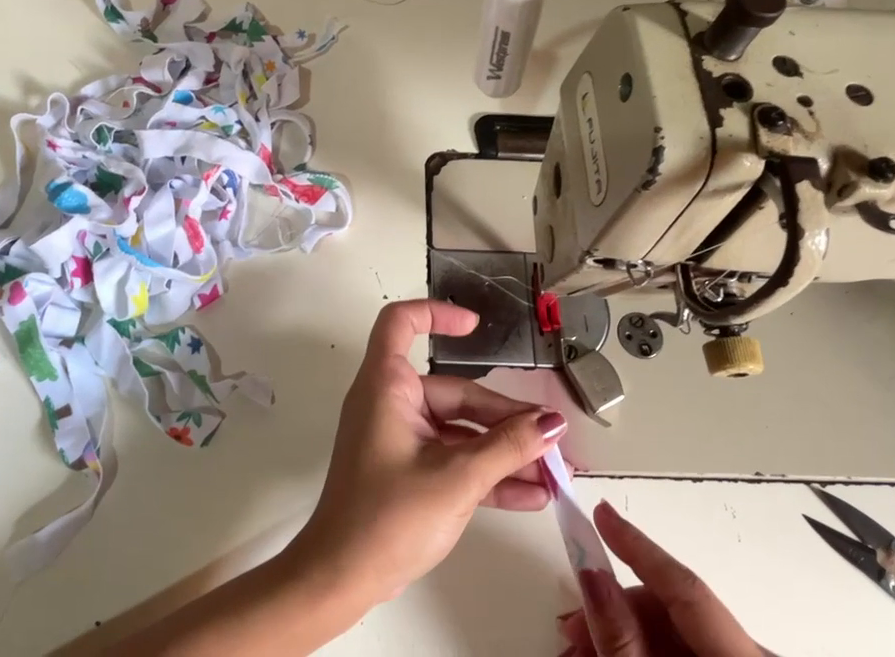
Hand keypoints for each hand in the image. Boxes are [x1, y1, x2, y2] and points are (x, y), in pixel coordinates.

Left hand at [288, 299, 566, 604]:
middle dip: (506, 418)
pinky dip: (487, 474)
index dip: (436, 314)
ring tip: (553, 472)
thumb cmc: (388, 517)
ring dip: (505, 452)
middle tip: (553, 440)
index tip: (476, 326)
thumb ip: (508, 448)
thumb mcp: (456, 479)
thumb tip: (553, 423)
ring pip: (461, 431)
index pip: (401, 324)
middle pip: (456, 392)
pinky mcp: (409, 472)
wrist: (341, 579)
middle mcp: (392, 404)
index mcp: (387, 387)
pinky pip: (455, 459)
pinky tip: (531, 495)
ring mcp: (400, 440)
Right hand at [558, 501, 762, 655]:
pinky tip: (609, 655)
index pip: (684, 584)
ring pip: (672, 631)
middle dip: (615, 610)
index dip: (638, 546)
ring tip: (580, 652)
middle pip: (672, 609)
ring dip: (622, 633)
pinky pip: (681, 650)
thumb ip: (619, 635)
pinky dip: (641, 650)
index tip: (601, 512)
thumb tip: (591, 573)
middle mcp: (751, 654)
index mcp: (741, 654)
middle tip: (572, 627)